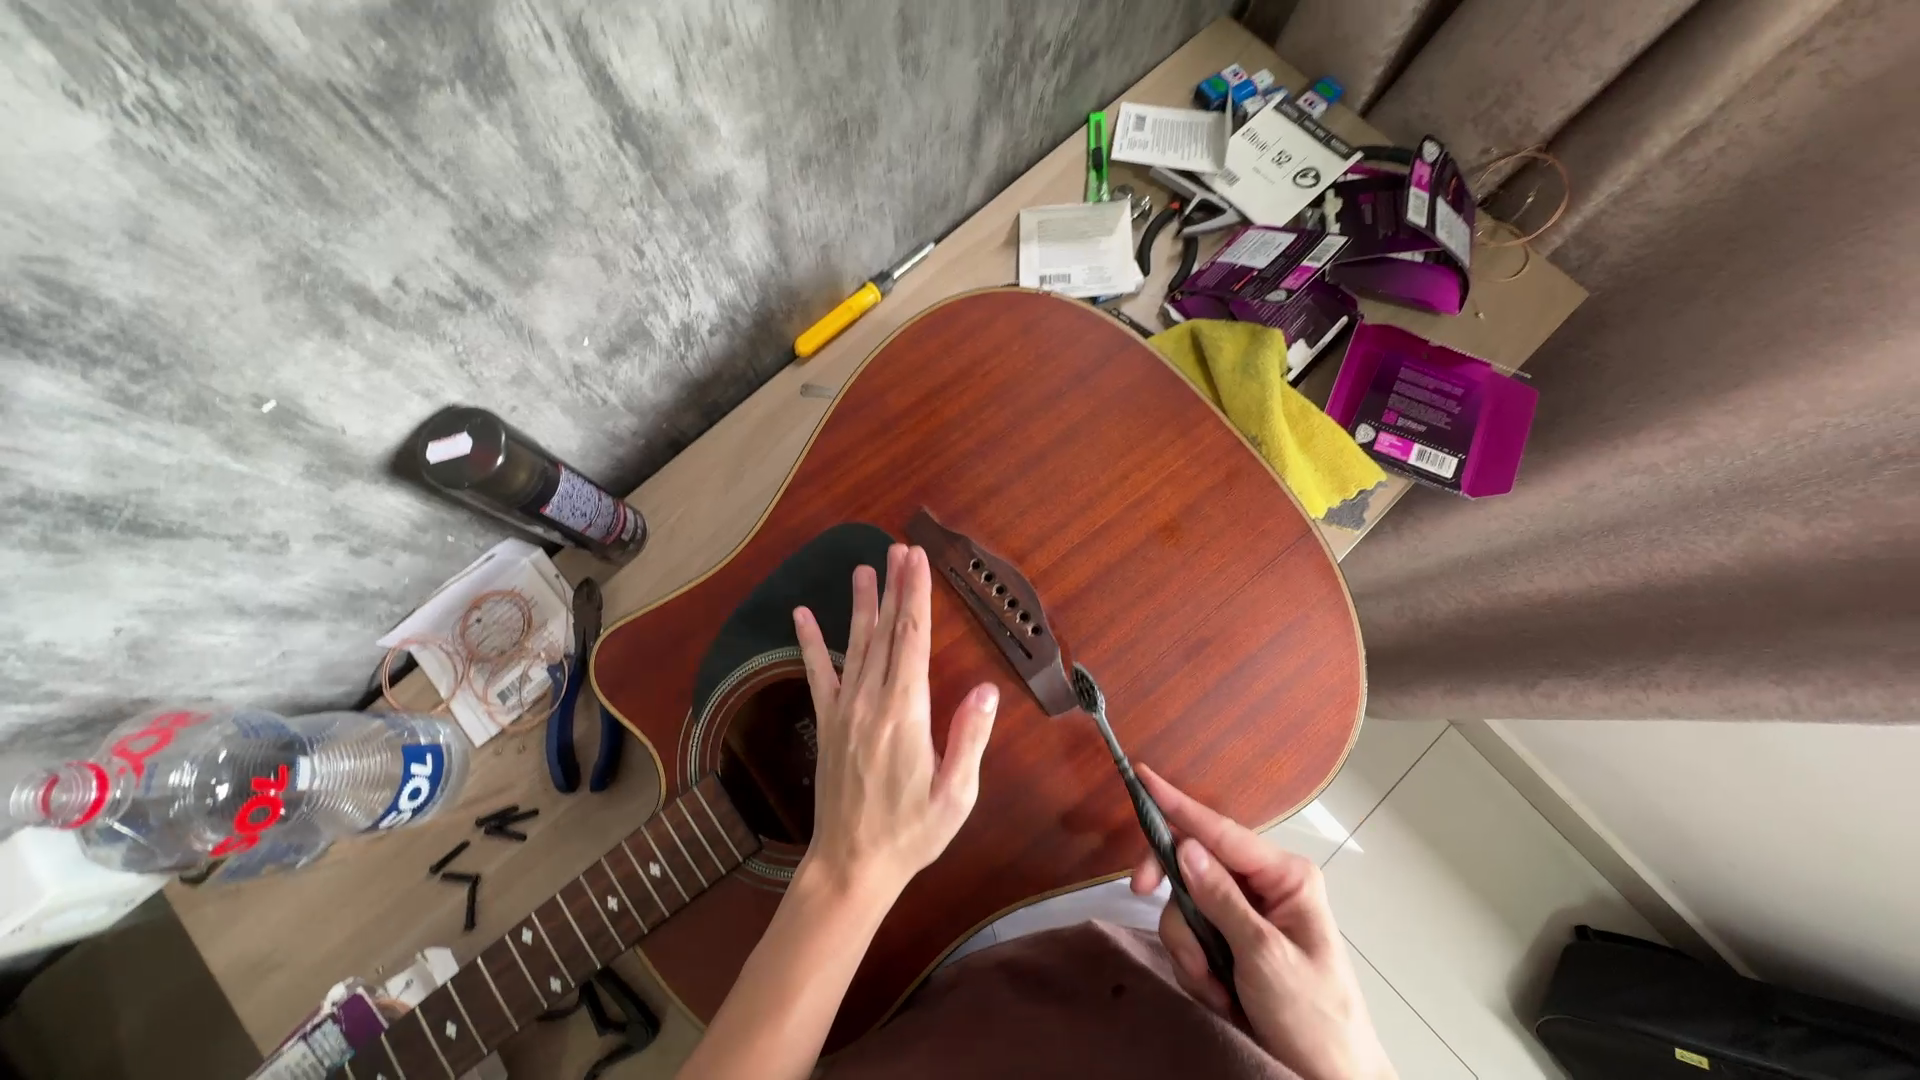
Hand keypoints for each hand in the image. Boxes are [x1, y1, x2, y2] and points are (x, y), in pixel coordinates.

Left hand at [793, 543, 999, 901]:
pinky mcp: (827, 724)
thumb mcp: (956, 795)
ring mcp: (844, 711)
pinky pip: (818, 675)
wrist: (851, 864)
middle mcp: (871, 702)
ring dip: (861, 605)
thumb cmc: (911, 833)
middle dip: (894, 588)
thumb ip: (970, 738)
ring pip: (854, 646)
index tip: (918, 561)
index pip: (913, 641)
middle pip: (885, 633)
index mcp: (906, 714)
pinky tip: (802, 616)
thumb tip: (988, 689)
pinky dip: (810, 643)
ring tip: (864, 568)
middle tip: (899, 549)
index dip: (916, 597)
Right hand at [1130, 764, 1394, 1079]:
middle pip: (1193, 867)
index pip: (1221, 831)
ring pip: (1185, 907)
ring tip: (1218, 989)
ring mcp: (1244, 914)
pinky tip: (1220, 995)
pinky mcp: (1229, 942)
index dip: (1178, 805)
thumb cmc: (1314, 1017)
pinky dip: (1194, 967)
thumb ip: (1221, 900)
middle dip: (1178, 903)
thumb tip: (1185, 847)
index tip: (1142, 776)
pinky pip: (1189, 936)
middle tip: (1140, 894)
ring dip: (1190, 950)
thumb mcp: (1265, 957)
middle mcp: (1262, 886)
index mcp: (1285, 877)